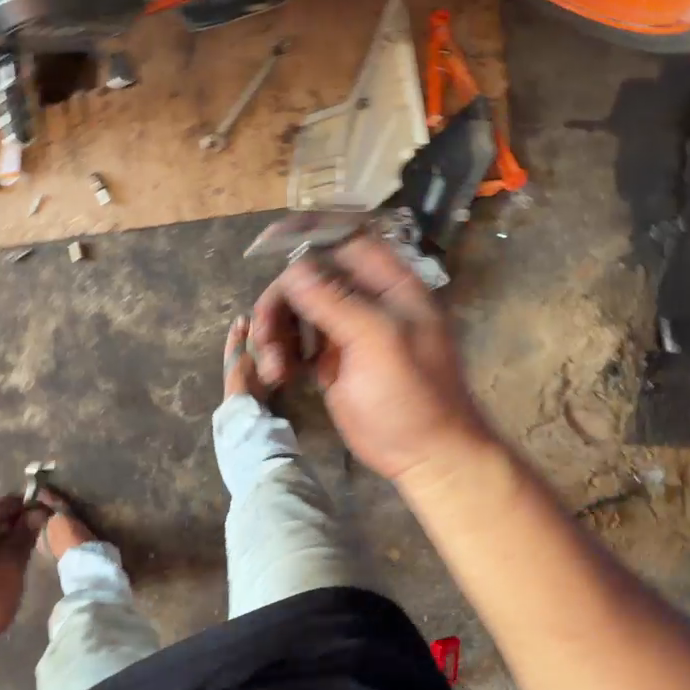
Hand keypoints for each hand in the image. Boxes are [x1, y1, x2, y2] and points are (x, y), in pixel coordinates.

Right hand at [250, 235, 491, 488]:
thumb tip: (294, 269)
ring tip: (274, 368)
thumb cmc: (412, 397)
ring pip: (296, 311)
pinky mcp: (331, 361)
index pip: (346, 240)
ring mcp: (347, 332)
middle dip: (281, 301)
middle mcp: (367, 301)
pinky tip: (278, 376)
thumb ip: (335, 301)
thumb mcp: (377, 341)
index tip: (268, 241)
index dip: (308, 234)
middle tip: (264, 333)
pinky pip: (295, 342)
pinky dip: (281, 354)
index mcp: (391, 286)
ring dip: (276, 333)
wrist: (425, 456)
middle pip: (309, 278)